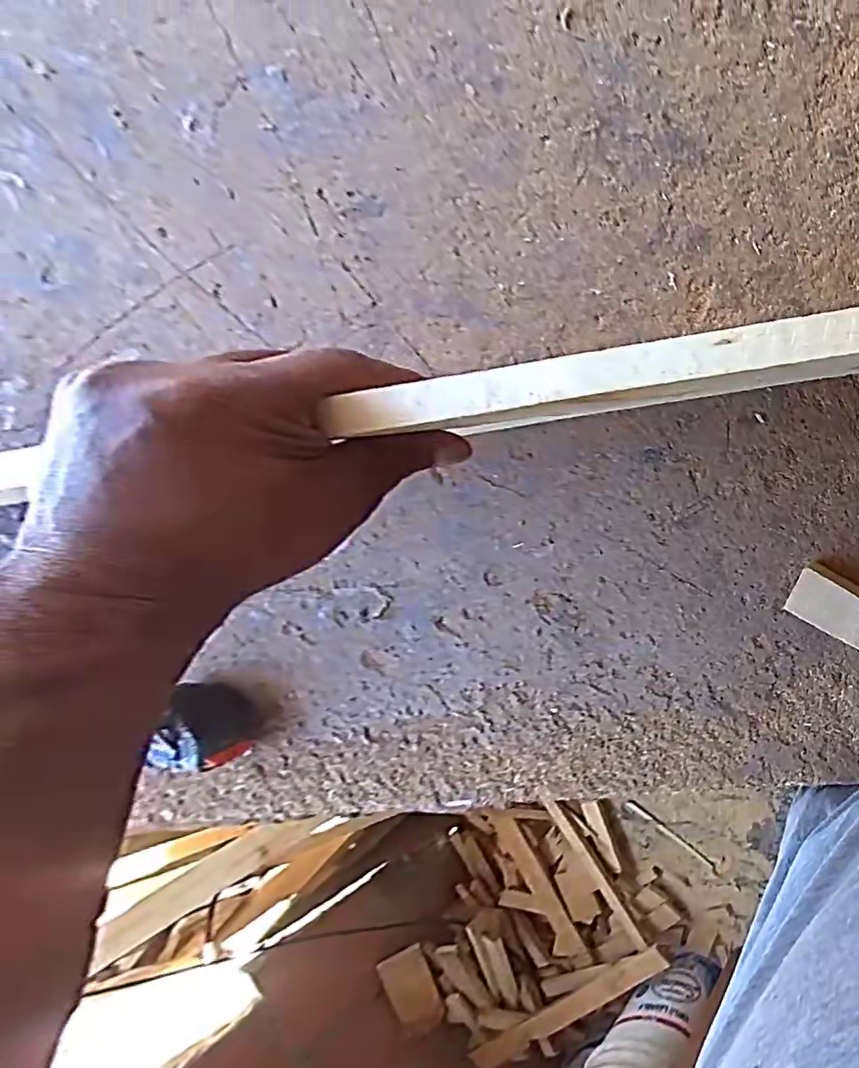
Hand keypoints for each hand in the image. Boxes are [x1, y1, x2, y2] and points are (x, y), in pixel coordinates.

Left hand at [7, 348, 468, 626]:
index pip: (335, 367)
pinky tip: (247, 445)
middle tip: (368, 435)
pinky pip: (195, 384)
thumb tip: (439, 442)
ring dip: (283, 404)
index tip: (423, 401)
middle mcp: (159, 379)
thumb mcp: (335, 501)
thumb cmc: (214, 556)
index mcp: (221, 402)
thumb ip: (393, 457)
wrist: (120, 589)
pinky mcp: (99, 393)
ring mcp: (120, 383)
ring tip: (297, 451)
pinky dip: (234, 409)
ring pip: (242, 374)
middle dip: (337, 401)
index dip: (392, 384)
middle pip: (287, 366)